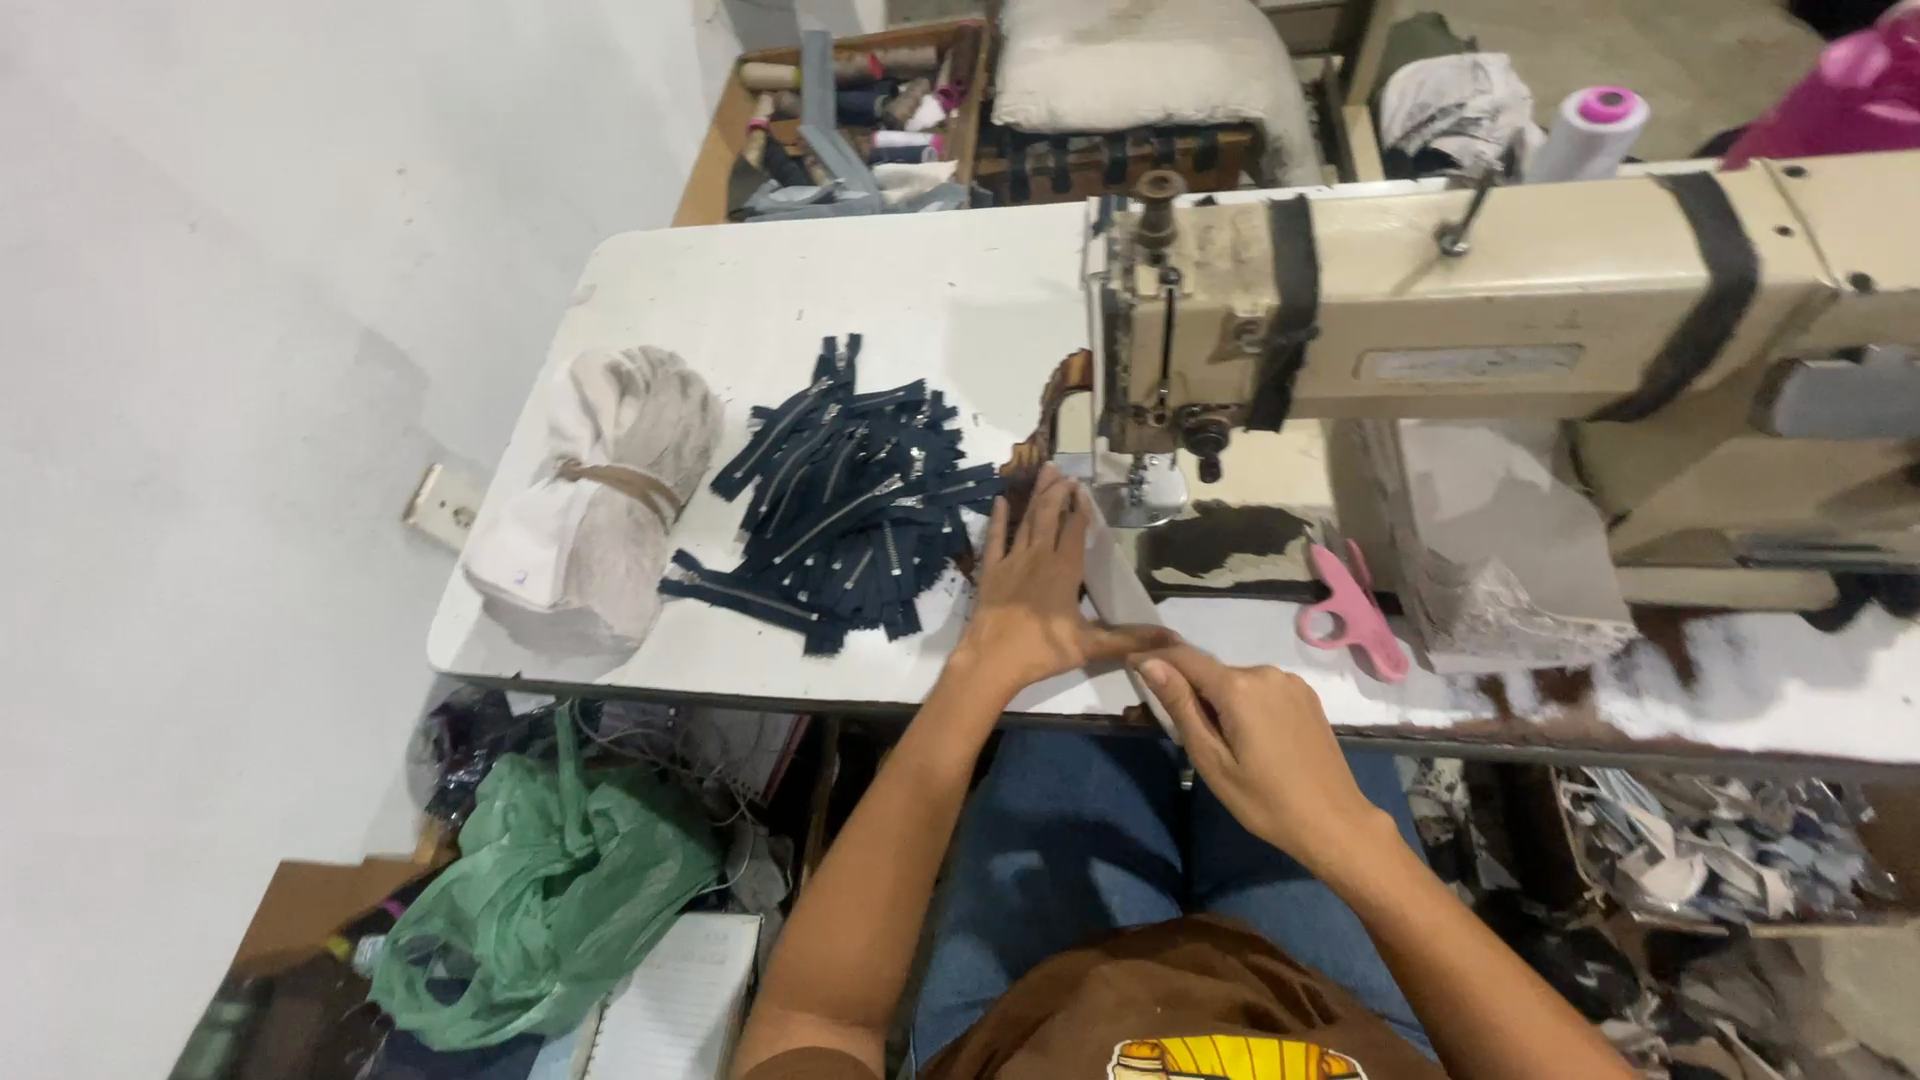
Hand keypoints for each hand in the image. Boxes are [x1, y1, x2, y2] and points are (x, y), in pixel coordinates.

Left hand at [953, 464, 1175, 699]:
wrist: (991, 661)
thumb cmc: (1042, 652)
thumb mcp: (1091, 646)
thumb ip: (1130, 640)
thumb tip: (1172, 638)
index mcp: (1064, 570)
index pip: (1075, 530)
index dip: (1081, 508)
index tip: (1084, 489)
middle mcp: (1038, 557)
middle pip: (1049, 516)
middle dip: (1058, 492)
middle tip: (1065, 472)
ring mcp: (1011, 561)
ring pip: (1026, 521)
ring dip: (1036, 496)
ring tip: (1045, 473)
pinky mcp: (989, 571)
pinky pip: (994, 539)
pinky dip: (998, 519)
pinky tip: (1000, 501)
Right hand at [1132, 645, 1403, 878]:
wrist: (1334, 823)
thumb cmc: (1264, 800)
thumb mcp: (1211, 759)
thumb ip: (1180, 706)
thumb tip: (1150, 664)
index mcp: (1239, 687)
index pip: (1184, 657)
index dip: (1155, 658)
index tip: (1131, 663)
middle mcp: (1265, 672)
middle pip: (1211, 671)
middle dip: (1190, 690)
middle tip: (1184, 732)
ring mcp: (1289, 682)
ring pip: (1235, 680)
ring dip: (1219, 699)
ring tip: (1221, 741)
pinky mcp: (1305, 695)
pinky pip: (1260, 688)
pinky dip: (1244, 702)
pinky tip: (1250, 737)